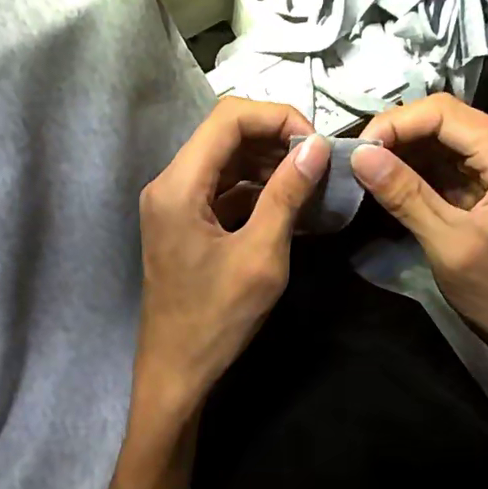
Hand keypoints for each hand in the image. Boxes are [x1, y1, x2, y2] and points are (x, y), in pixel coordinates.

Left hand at [136, 97, 330, 407]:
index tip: (316, 145)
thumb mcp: (261, 255)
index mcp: (178, 185)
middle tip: (319, 164)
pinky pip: (221, 189)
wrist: (176, 370)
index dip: (277, 118)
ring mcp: (173, 203)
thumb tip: (317, 147)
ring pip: (225, 161)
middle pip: (225, 135)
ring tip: (310, 183)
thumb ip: (287, 195)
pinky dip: (254, 189)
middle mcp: (169, 183)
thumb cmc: (217, 319)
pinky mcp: (183, 223)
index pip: (228, 118)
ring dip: (267, 164)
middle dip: (275, 140)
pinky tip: (288, 203)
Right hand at [353, 94, 487, 365]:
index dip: (398, 123)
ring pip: (442, 139)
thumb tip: (360, 154)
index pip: (447, 113)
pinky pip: (445, 162)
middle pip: (445, 120)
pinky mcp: (487, 184)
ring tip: (365, 166)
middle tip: (356, 158)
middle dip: (398, 134)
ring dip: (403, 149)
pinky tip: (387, 177)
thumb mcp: (448, 244)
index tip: (359, 149)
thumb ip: (405, 195)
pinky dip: (414, 167)